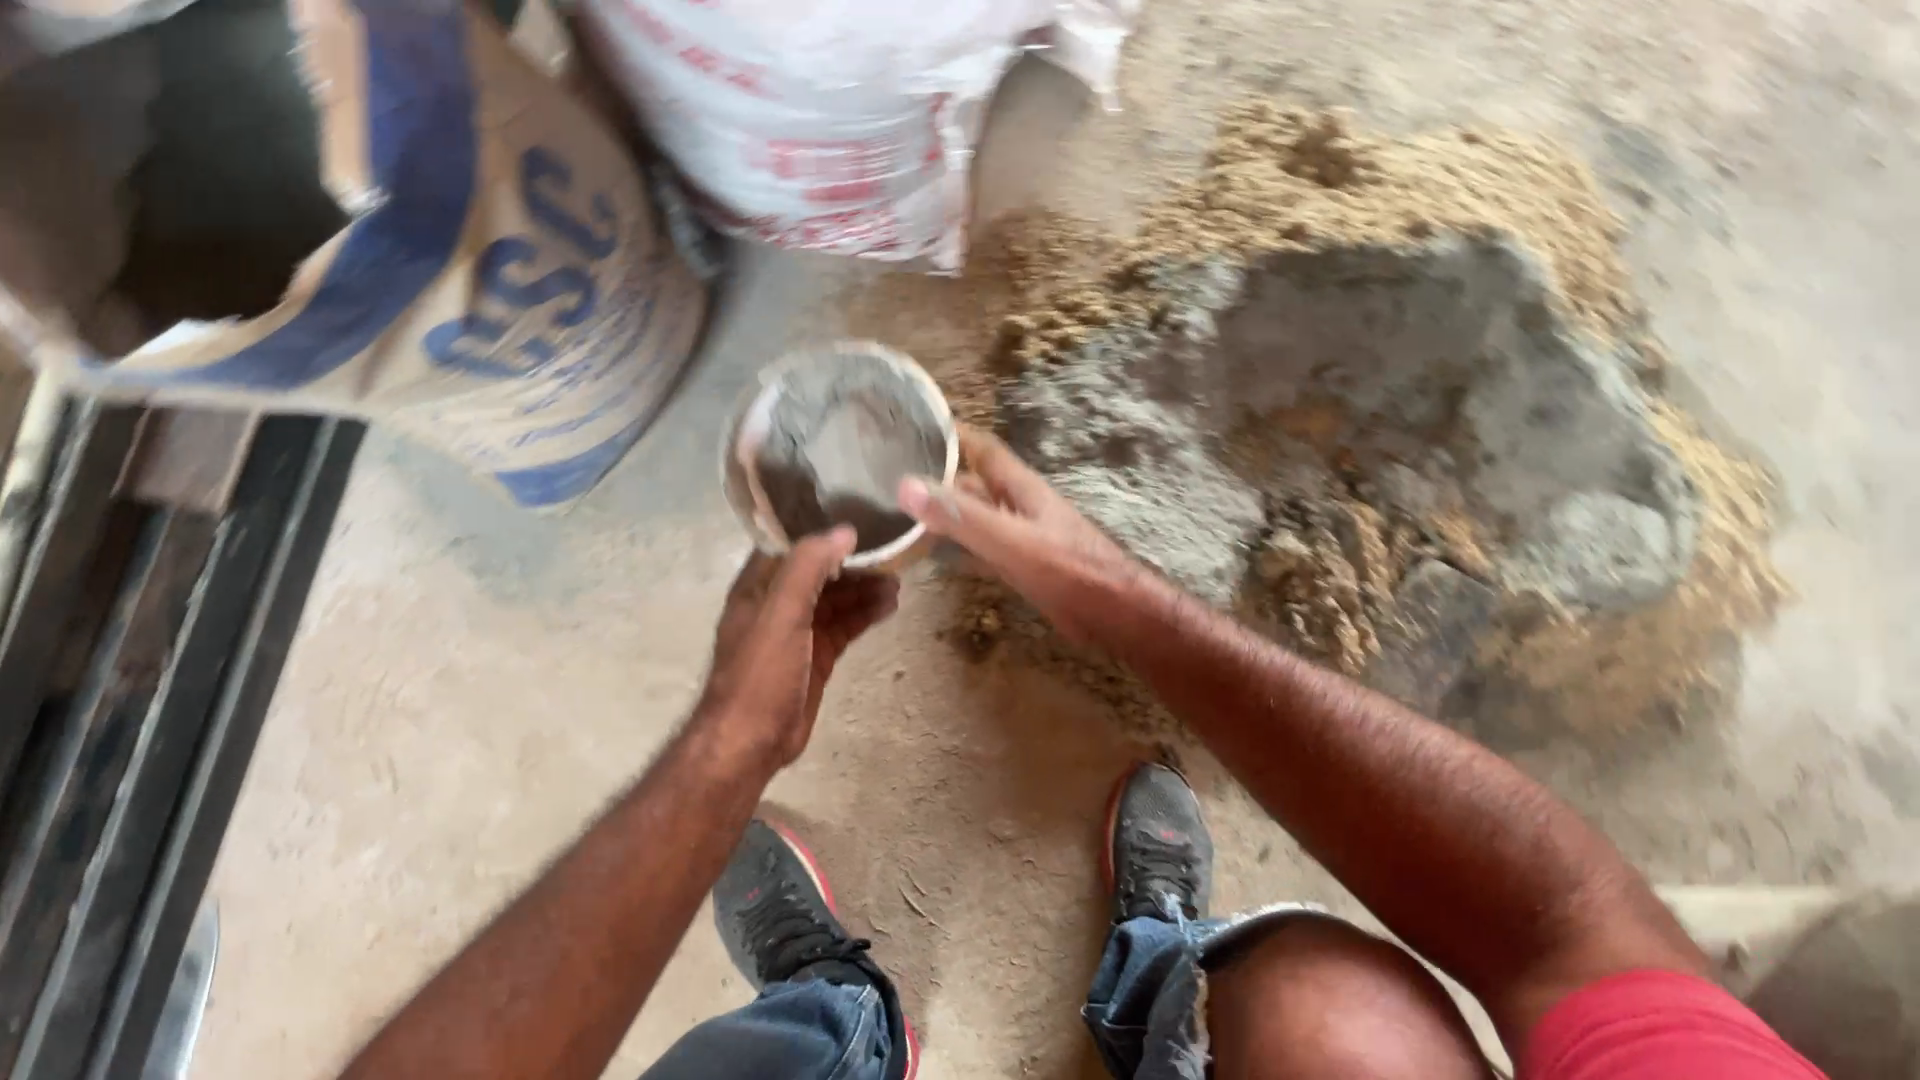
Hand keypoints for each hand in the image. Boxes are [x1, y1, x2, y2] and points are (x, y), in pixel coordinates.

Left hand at [700, 527, 899, 768]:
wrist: (751, 742)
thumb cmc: (760, 672)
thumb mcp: (781, 613)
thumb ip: (808, 568)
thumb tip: (845, 531)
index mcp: (758, 587)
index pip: (792, 545)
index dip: (822, 531)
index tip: (859, 516)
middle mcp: (777, 604)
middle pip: (820, 572)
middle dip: (853, 562)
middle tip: (891, 552)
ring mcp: (798, 633)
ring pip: (836, 600)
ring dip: (864, 588)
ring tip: (898, 579)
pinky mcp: (817, 658)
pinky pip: (844, 627)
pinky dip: (865, 615)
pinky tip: (890, 606)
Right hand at [897, 426, 1146, 643]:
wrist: (1115, 613)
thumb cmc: (1068, 570)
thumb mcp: (1010, 539)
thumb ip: (961, 516)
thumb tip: (906, 486)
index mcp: (1019, 488)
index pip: (982, 448)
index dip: (953, 434)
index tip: (916, 425)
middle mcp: (1019, 506)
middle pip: (973, 484)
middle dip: (938, 478)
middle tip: (893, 478)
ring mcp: (1022, 537)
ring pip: (976, 517)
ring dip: (946, 515)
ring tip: (903, 515)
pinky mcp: (1025, 567)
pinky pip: (983, 550)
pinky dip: (959, 549)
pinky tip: (936, 558)